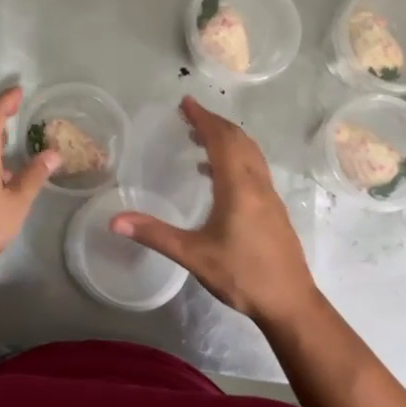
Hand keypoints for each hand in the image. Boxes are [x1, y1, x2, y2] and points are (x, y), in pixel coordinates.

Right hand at [111, 96, 320, 324]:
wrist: (291, 304)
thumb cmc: (243, 276)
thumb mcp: (194, 256)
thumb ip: (154, 235)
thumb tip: (114, 220)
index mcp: (239, 188)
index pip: (221, 141)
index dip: (203, 119)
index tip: (186, 102)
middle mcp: (258, 185)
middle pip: (239, 141)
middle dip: (215, 123)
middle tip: (190, 115)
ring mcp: (270, 197)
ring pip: (250, 154)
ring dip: (227, 139)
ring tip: (200, 138)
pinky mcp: (274, 210)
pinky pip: (254, 169)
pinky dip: (236, 158)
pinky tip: (216, 176)